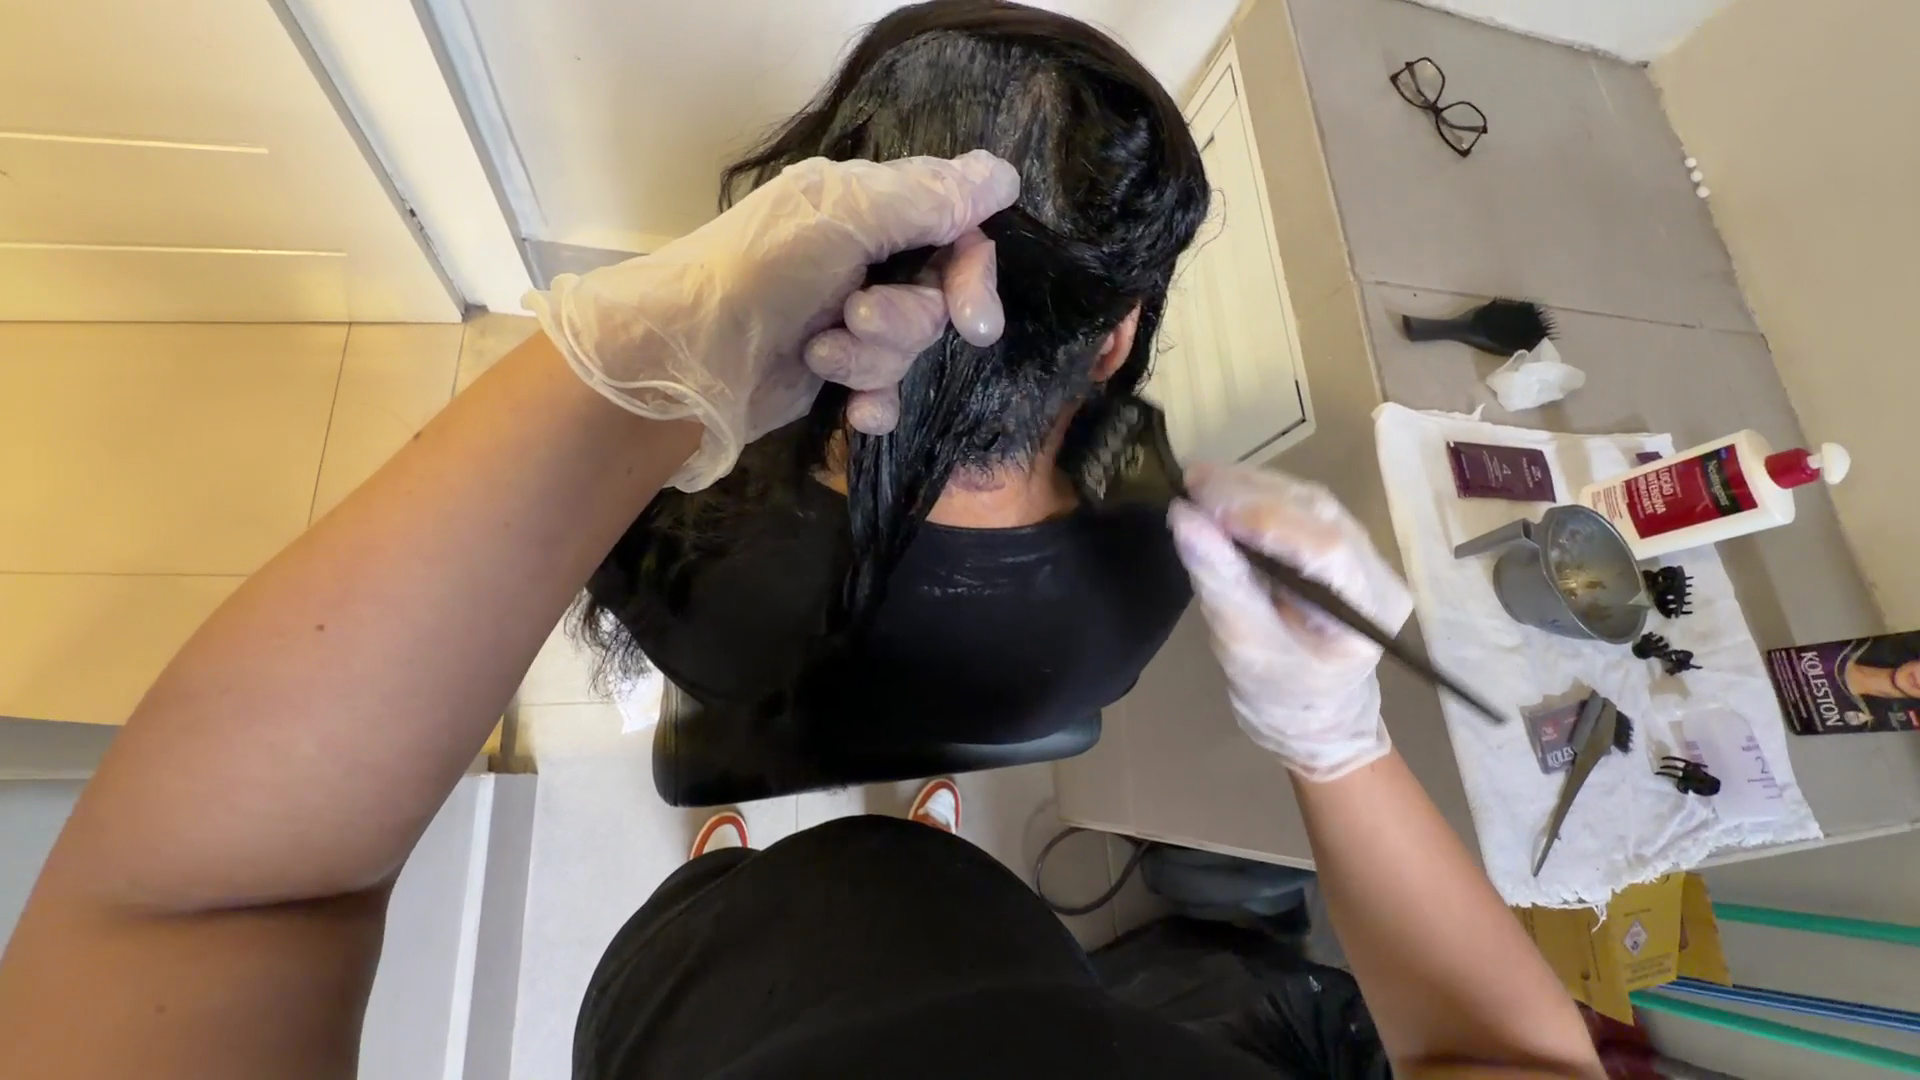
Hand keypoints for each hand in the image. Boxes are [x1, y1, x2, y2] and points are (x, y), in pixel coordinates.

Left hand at [527, 151, 1019, 490]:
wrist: (690, 358)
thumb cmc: (760, 271)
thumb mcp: (844, 217)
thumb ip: (927, 199)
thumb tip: (1003, 176)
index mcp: (872, 208)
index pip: (956, 229)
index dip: (973, 272)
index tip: (973, 319)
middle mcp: (869, 261)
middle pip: (939, 298)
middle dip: (904, 320)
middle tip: (858, 317)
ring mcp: (854, 322)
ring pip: (911, 348)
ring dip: (870, 357)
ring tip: (820, 352)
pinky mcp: (840, 374)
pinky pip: (890, 393)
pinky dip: (874, 403)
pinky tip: (854, 414)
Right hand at [1167, 465, 1413, 780]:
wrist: (1309, 717)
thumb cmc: (1281, 698)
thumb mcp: (1244, 648)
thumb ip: (1220, 583)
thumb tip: (1183, 519)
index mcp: (1370, 607)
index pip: (1323, 546)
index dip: (1263, 519)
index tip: (1203, 505)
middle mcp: (1377, 569)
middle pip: (1316, 511)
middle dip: (1249, 492)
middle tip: (1190, 482)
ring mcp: (1361, 554)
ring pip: (1306, 500)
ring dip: (1249, 486)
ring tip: (1197, 482)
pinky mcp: (1335, 546)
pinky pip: (1296, 508)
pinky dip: (1253, 496)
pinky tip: (1218, 493)